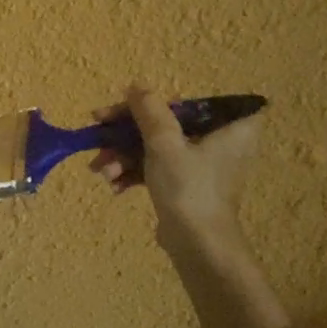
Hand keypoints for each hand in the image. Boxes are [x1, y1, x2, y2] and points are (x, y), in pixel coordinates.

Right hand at [90, 85, 262, 257]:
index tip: (112, 116)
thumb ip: (150, 112)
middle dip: (125, 138)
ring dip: (123, 158)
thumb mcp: (164, 144)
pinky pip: (158, 167)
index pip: (182, 102)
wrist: (197, 242)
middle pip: (165, 125)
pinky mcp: (190, 181)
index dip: (144, 107)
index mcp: (231, 124)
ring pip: (155, 147)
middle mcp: (223, 139)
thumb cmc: (188, 188)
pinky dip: (135, 172)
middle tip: (95, 140)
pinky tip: (115, 185)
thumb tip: (135, 86)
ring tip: (102, 173)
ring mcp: (205, 162)